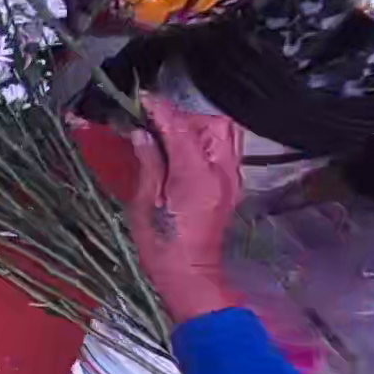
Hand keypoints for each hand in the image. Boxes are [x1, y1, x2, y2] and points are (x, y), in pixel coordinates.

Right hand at [126, 93, 242, 324]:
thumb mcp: (144, 203)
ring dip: (196, 127)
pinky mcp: (231, 185)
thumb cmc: (161, 242)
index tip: (141, 99)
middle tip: (154, 125)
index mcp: (197, 177)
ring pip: (224, 133)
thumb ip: (148, 163)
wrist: (189, 274)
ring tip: (168, 137)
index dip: (160, 110)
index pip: (181, 129)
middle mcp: (222, 173)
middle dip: (183, 118)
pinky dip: (203, 141)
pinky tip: (181, 150)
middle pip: (214, 125)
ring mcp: (232, 179)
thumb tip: (141, 133)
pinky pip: (224, 149)